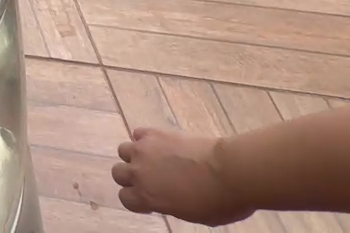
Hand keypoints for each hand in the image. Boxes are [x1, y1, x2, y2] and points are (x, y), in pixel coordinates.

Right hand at [113, 127, 251, 224]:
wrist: (231, 172)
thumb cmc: (221, 202)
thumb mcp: (196, 215)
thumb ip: (171, 205)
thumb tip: (165, 198)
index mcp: (148, 196)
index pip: (125, 199)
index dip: (136, 201)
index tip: (149, 200)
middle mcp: (138, 172)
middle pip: (118, 172)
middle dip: (130, 176)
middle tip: (149, 179)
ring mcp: (142, 149)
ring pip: (124, 151)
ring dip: (136, 157)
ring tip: (155, 160)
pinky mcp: (151, 133)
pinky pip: (138, 134)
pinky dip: (146, 140)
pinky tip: (161, 145)